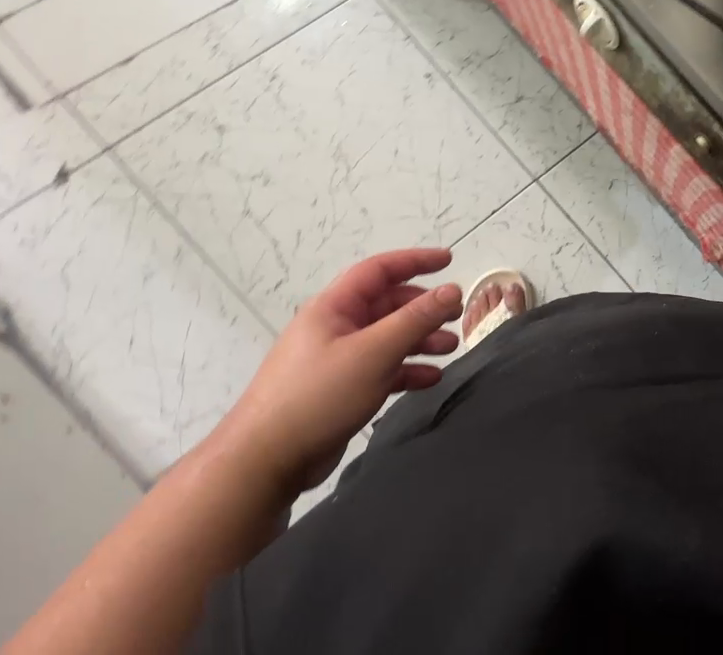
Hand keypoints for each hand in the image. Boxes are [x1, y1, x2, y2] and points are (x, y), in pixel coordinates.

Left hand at [209, 248, 462, 499]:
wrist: (265, 461)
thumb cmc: (319, 395)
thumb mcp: (375, 352)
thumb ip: (416, 318)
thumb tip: (452, 289)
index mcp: (334, 308)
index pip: (378, 270)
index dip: (415, 261)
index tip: (450, 260)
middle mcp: (335, 328)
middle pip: (387, 305)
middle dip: (424, 308)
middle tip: (457, 316)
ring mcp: (337, 360)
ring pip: (388, 338)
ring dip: (421, 339)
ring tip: (451, 348)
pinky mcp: (342, 389)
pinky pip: (382, 369)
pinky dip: (407, 369)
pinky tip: (430, 378)